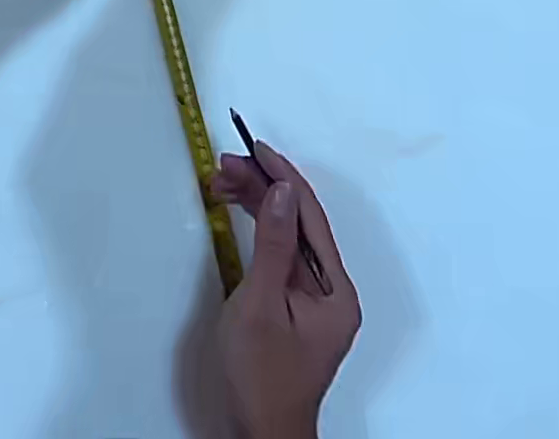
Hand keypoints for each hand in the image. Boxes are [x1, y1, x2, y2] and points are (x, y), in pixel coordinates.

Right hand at [213, 143, 360, 438]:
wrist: (257, 437)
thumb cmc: (260, 375)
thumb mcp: (261, 303)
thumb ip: (272, 243)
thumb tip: (281, 190)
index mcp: (335, 289)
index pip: (309, 216)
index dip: (283, 177)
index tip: (257, 148)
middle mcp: (330, 287)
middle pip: (298, 220)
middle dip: (263, 187)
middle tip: (227, 164)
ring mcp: (312, 295)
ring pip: (286, 232)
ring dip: (256, 203)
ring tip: (223, 180)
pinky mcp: (293, 301)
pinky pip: (278, 250)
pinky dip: (257, 227)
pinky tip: (238, 208)